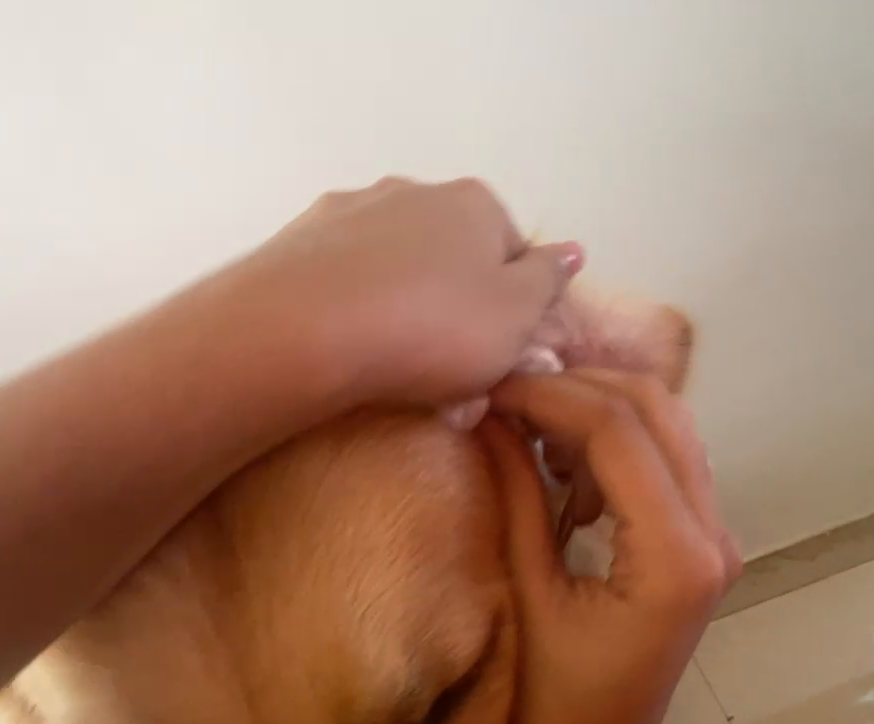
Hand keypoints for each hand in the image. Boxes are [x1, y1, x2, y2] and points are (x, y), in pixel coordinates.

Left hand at [173, 177, 582, 412]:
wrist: (305, 331)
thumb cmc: (434, 328)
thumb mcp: (517, 316)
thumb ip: (548, 281)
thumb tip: (573, 249)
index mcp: (476, 205)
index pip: (515, 257)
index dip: (515, 312)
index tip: (501, 358)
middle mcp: (415, 192)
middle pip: (454, 264)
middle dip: (459, 317)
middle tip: (455, 380)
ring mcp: (352, 213)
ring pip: (401, 275)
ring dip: (411, 320)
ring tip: (403, 378)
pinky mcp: (301, 243)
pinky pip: (352, 286)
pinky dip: (363, 317)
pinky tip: (356, 357)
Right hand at [478, 371, 742, 723]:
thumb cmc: (551, 708)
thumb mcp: (525, 595)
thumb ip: (514, 493)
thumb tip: (487, 411)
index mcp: (676, 558)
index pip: (619, 432)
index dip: (550, 395)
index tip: (489, 387)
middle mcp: (714, 536)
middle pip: (657, 411)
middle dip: (578, 389)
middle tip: (507, 399)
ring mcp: (717, 538)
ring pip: (667, 428)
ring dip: (597, 412)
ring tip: (529, 433)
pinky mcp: (702, 544)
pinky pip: (667, 462)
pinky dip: (615, 445)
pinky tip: (565, 471)